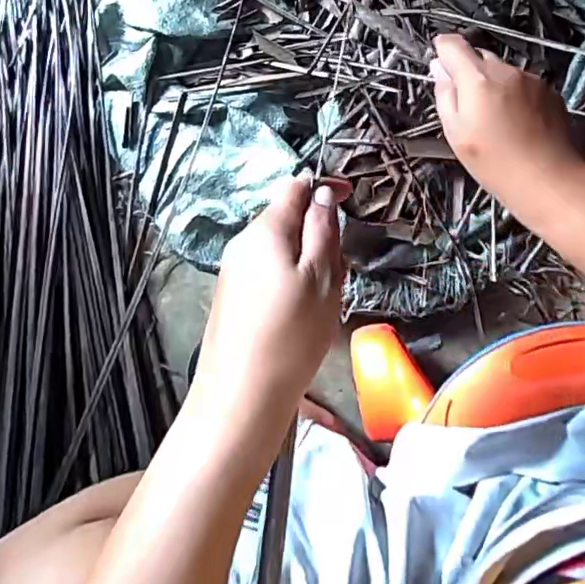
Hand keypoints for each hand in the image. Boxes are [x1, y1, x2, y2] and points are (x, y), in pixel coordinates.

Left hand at [196, 173, 350, 408]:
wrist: (241, 397)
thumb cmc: (290, 335)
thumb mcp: (321, 277)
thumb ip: (323, 229)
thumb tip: (323, 194)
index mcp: (266, 230)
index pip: (295, 186)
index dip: (324, 188)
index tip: (351, 198)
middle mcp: (244, 242)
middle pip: (288, 219)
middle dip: (318, 234)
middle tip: (338, 271)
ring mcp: (235, 269)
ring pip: (281, 248)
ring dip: (308, 261)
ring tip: (322, 300)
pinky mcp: (233, 295)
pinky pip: (269, 271)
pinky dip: (291, 280)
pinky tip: (300, 315)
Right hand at [430, 33, 584, 205]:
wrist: (549, 181)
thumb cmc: (497, 164)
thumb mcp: (455, 133)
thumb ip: (445, 95)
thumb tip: (440, 70)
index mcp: (477, 80)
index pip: (453, 44)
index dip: (442, 50)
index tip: (440, 61)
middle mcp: (506, 72)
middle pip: (479, 58)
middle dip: (468, 74)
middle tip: (466, 107)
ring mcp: (531, 80)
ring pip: (502, 72)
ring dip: (493, 86)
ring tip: (493, 121)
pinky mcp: (549, 92)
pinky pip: (522, 84)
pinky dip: (514, 96)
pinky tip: (514, 123)